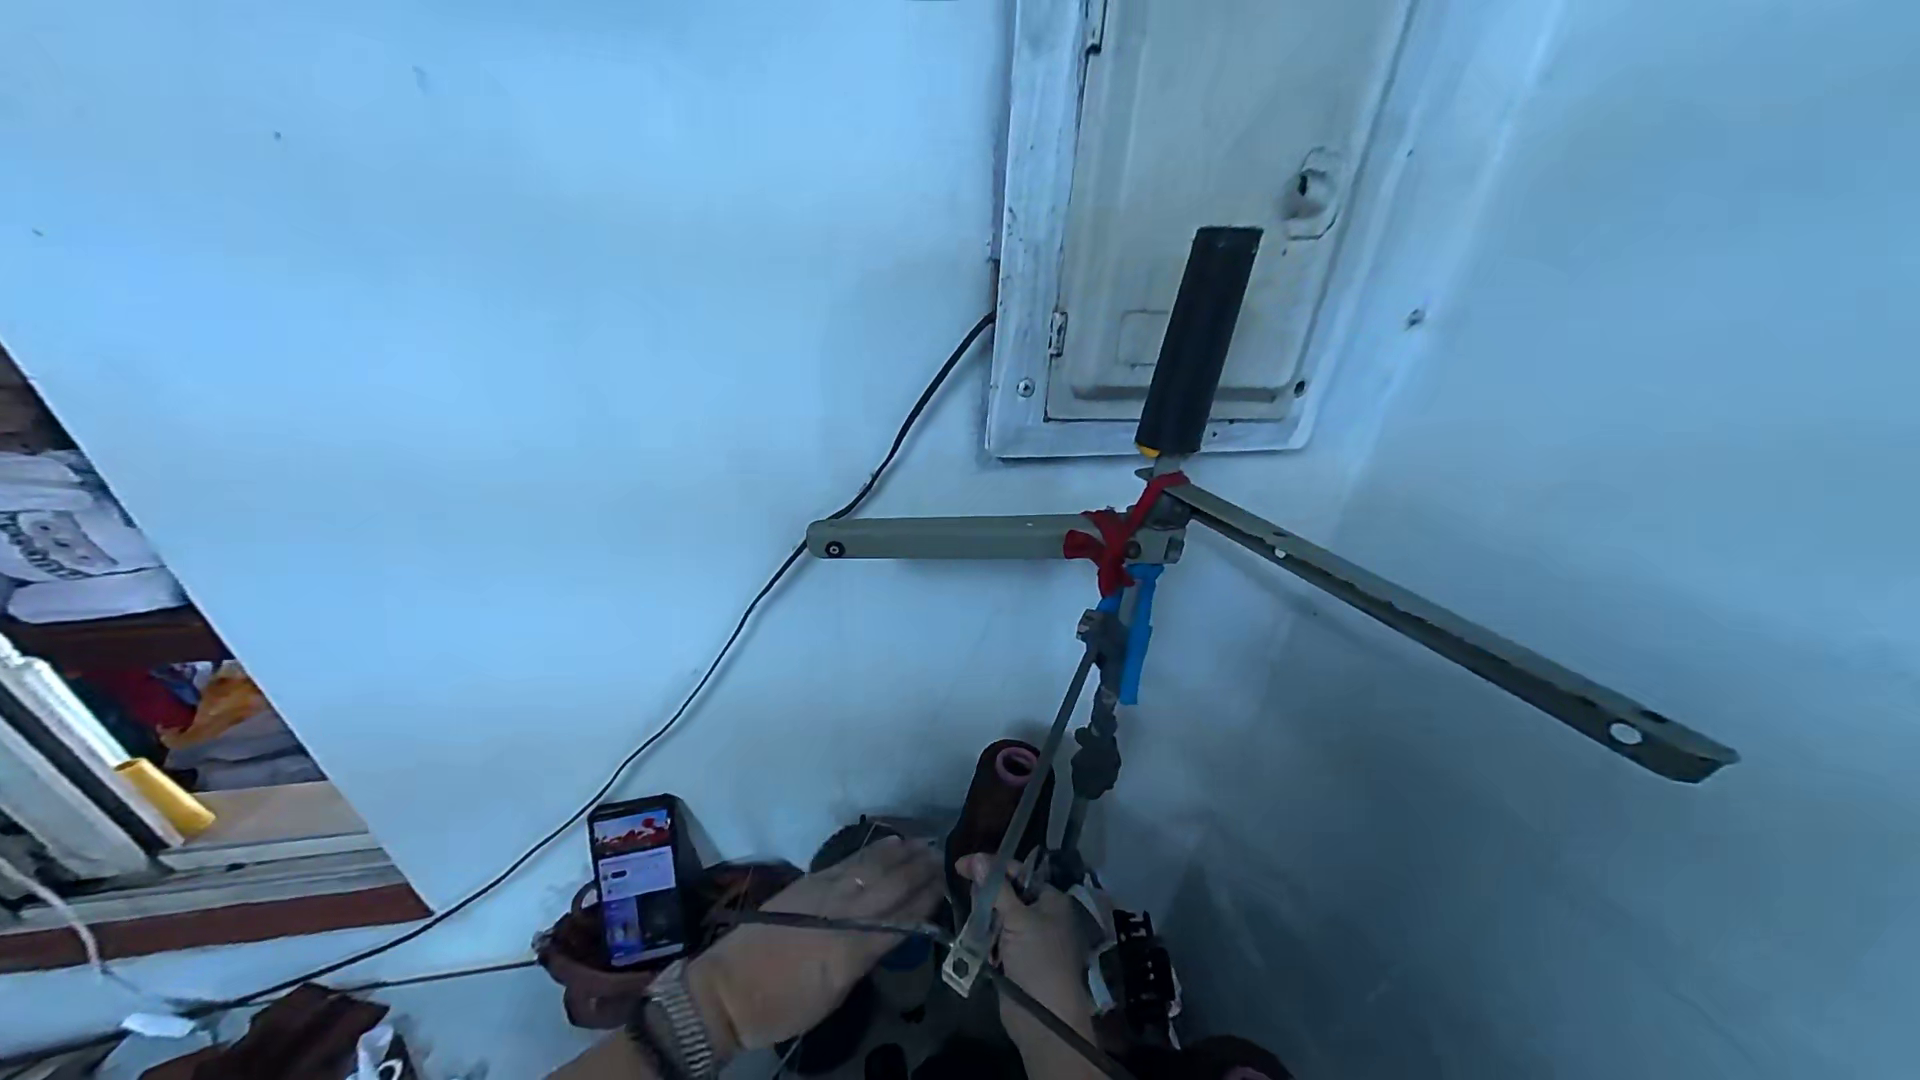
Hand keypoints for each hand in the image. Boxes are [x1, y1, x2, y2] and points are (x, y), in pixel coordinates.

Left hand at [687, 835, 941, 1061]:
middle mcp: (844, 912)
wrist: (728, 987)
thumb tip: (893, 932)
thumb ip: (865, 958)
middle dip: (922, 870)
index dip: (928, 899)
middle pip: (892, 885)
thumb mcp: (832, 996)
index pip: (902, 918)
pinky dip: (875, 850)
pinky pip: (851, 860)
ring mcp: (827, 890)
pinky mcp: (811, 880)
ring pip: (874, 866)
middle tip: (946, 856)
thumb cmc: (782, 1005)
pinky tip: (891, 843)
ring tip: (927, 843)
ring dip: (903, 854)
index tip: (949, 882)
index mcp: (852, 949)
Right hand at [955, 854, 1100, 1075]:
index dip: (990, 866)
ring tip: (974, 921)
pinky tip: (976, 937)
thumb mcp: (1018, 918)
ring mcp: (1027, 937)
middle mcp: (1041, 914)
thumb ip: (996, 888)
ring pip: (998, 915)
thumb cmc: (1038, 959)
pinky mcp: (1014, 957)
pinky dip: (984, 936)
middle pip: (1006, 892)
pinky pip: (995, 936)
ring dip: (984, 917)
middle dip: (986, 894)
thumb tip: (977, 859)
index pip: (1016, 872)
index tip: (961, 865)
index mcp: (1050, 899)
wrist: (1044, 1019)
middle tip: (968, 896)